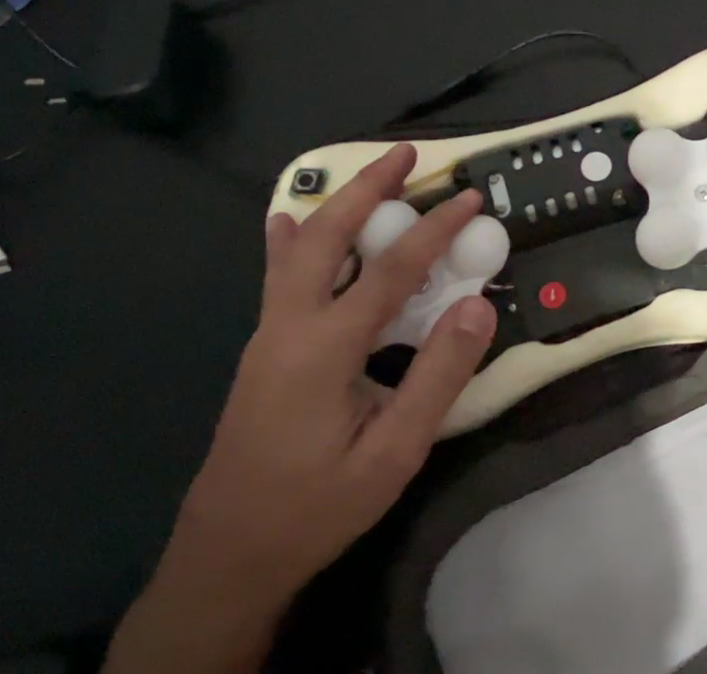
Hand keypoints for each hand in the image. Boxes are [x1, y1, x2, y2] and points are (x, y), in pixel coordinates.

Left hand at [105, 144, 496, 672]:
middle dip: (368, 188)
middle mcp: (287, 327)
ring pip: (297, 250)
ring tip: (369, 175)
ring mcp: (268, 336)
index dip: (435, 229)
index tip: (471, 197)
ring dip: (336, 205)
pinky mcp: (264, 350)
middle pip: (326, 237)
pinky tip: (287, 220)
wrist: (228, 554)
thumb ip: (438, 376)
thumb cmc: (318, 505)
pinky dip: (291, 239)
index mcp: (322, 348)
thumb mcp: (394, 452)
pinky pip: (278, 277)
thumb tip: (478, 305)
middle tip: (406, 152)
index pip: (389, 270)